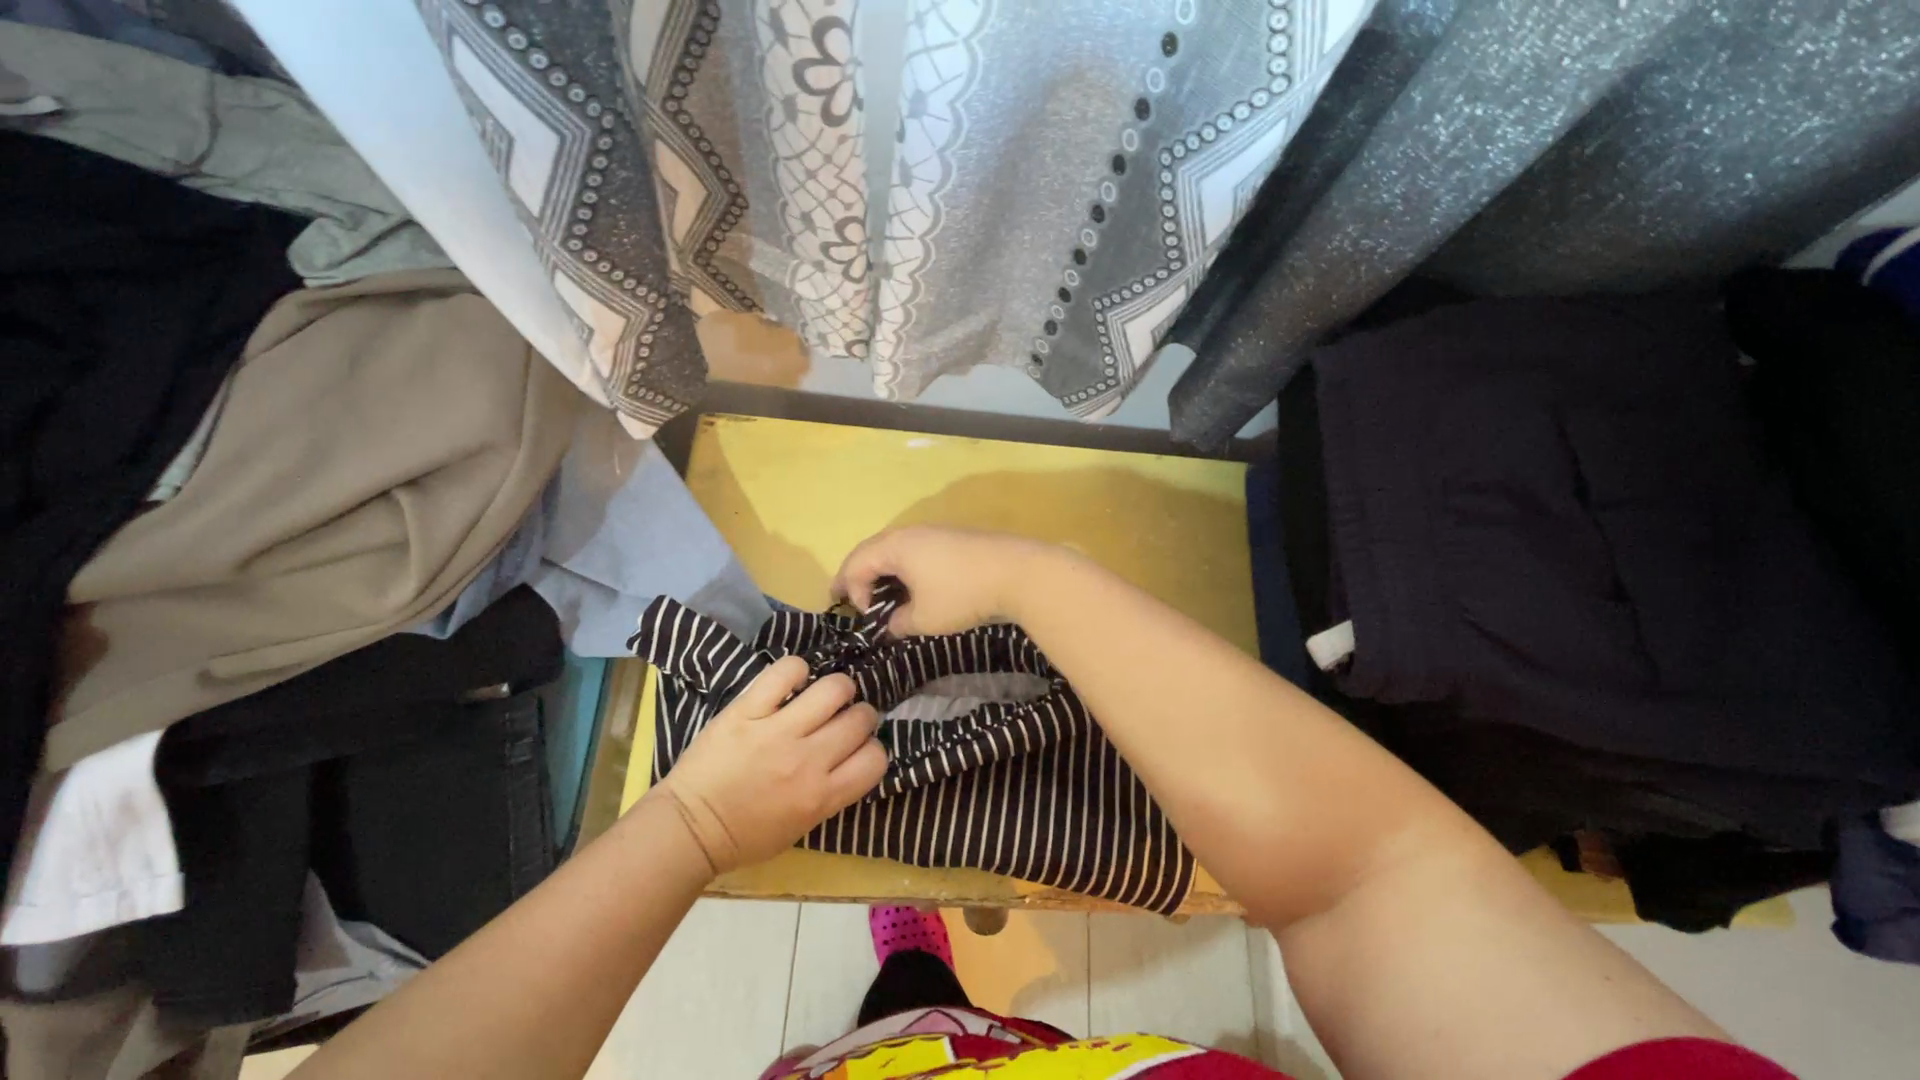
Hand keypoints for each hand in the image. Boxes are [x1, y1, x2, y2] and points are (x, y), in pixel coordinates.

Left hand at [653, 656, 886, 874]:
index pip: (876, 758)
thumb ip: (832, 792)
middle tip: (842, 718)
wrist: (690, 828)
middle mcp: (807, 761)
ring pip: (833, 689)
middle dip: (859, 715)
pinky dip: (796, 670)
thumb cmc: (746, 836)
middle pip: (860, 720)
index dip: (872, 748)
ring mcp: (776, 732)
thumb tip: (852, 755)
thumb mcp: (803, 826)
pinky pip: (785, 672)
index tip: (857, 747)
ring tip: (824, 695)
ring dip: (838, 688)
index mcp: (822, 795)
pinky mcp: (746, 710)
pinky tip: (793, 681)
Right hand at [832, 526, 1059, 635]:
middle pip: (873, 550)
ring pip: (896, 549)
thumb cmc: (962, 595)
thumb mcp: (925, 619)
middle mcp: (910, 533)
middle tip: (848, 595)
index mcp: (895, 546)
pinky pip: (916, 551)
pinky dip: (905, 568)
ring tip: (881, 593)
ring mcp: (934, 533)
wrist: (1018, 573)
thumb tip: (891, 624)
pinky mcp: (954, 540)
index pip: (857, 564)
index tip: (863, 617)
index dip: (851, 590)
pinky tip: (914, 586)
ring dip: (884, 570)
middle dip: (859, 574)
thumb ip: (899, 622)